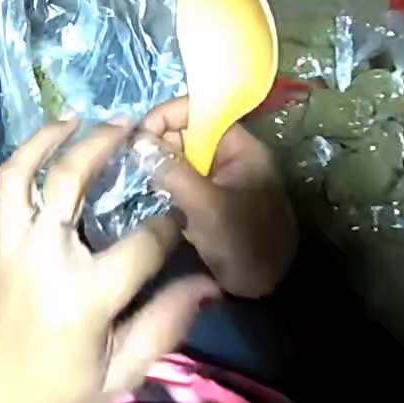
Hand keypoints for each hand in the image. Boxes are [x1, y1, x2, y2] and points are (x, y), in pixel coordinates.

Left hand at [0, 120, 219, 402]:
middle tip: (127, 125)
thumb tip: (209, 283)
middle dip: (103, 144)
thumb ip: (166, 324)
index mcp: (85, 292)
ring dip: (46, 138)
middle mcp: (41, 255)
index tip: (179, 215)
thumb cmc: (57, 395)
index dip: (169, 224)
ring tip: (74, 117)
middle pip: (70, 179)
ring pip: (19, 174)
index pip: (143, 242)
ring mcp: (5, 245)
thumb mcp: (121, 375)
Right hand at [141, 99, 296, 298]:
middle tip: (132, 165)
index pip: (198, 111)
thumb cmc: (246, 244)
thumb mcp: (208, 207)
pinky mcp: (208, 200)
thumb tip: (138, 141)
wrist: (271, 292)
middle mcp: (228, 155)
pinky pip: (181, 181)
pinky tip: (149, 196)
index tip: (137, 139)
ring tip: (136, 180)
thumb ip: (173, 171)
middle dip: (158, 143)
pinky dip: (164, 185)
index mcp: (239, 146)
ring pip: (180, 158)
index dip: (166, 116)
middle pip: (185, 132)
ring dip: (158, 166)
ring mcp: (219, 178)